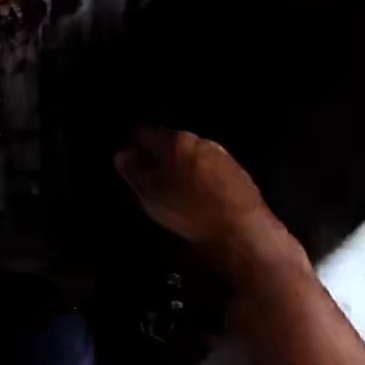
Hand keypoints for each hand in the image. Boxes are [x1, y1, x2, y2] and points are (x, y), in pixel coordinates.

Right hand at [114, 128, 278, 250]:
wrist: (243, 231)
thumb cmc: (190, 211)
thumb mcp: (151, 195)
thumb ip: (133, 172)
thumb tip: (121, 155)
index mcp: (176, 141)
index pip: (147, 134)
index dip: (134, 144)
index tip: (127, 155)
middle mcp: (201, 142)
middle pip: (172, 143)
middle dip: (158, 155)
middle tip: (147, 172)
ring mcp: (223, 156)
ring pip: (192, 156)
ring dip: (180, 166)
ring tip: (171, 187)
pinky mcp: (238, 174)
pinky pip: (209, 170)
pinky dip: (198, 177)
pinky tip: (196, 195)